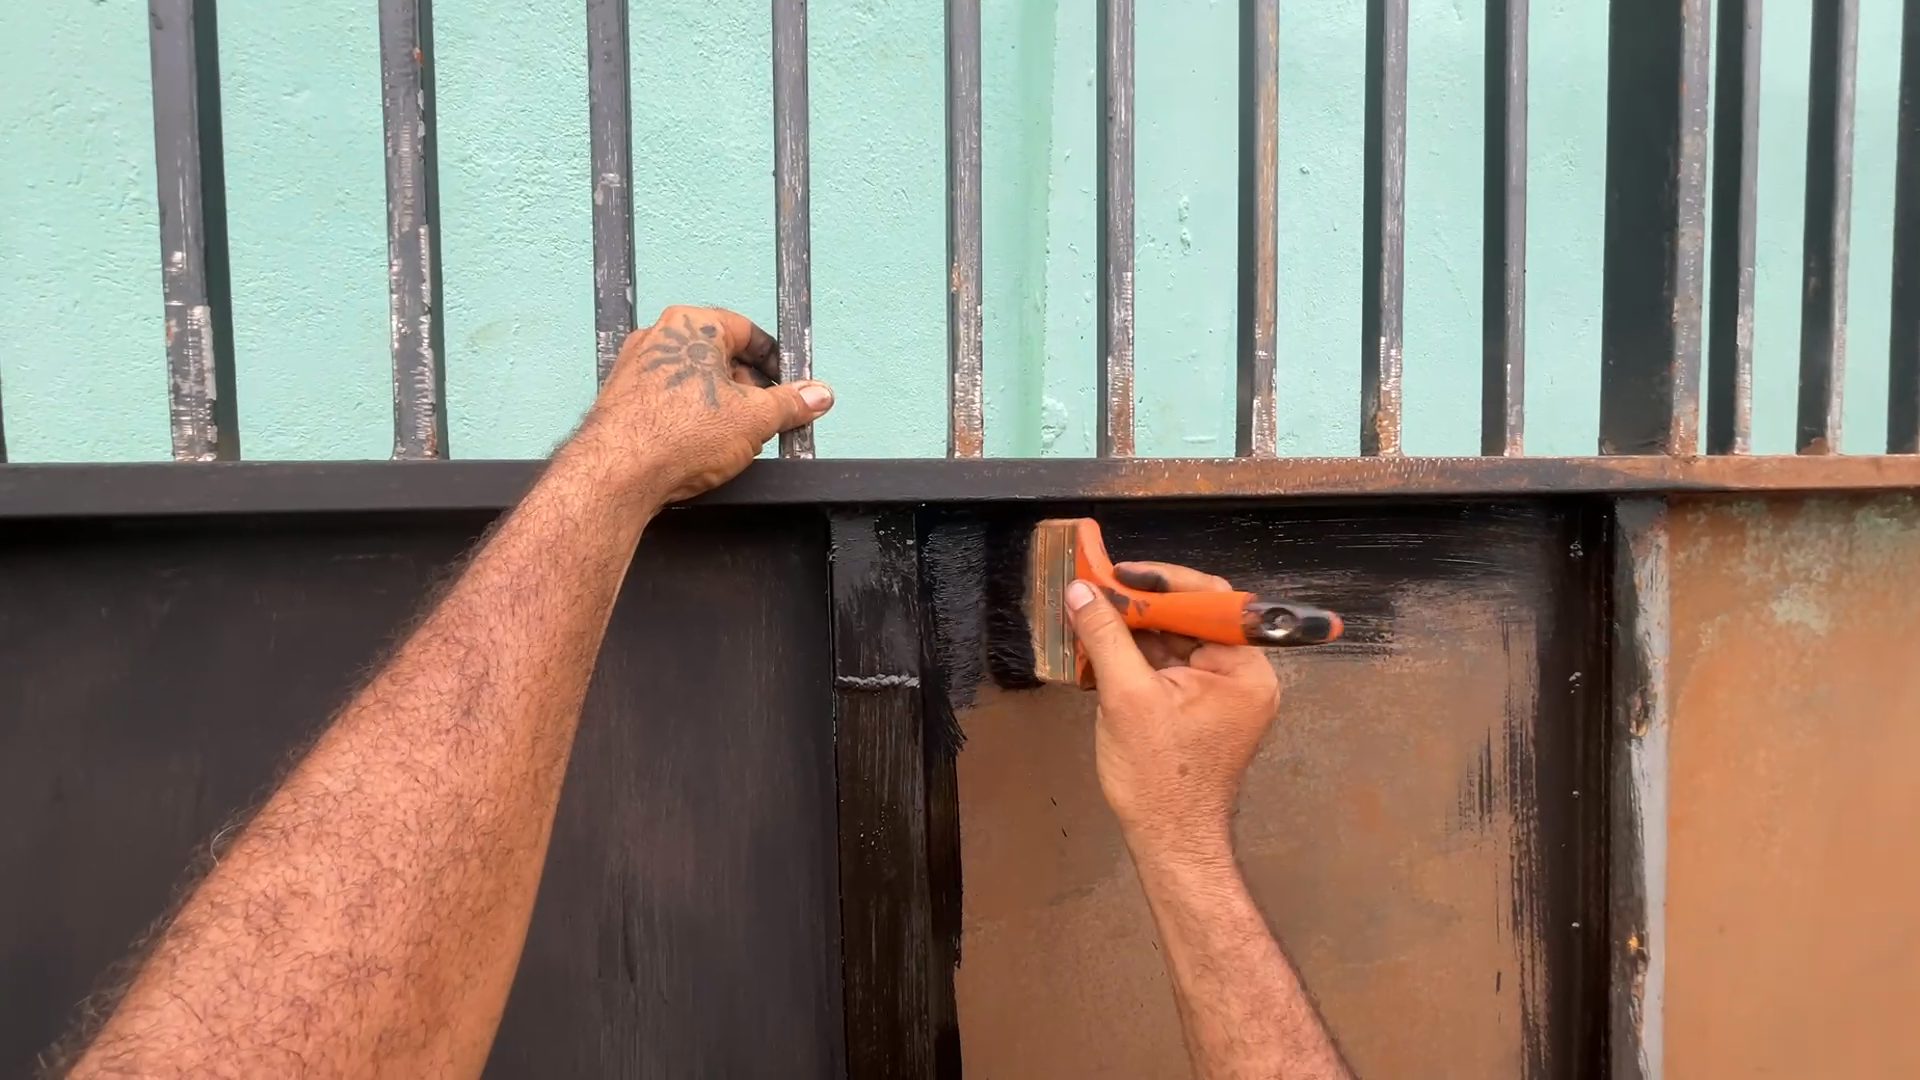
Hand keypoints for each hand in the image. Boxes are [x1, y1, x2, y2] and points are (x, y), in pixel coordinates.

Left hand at [579, 305, 832, 504]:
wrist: (620, 473)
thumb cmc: (676, 433)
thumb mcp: (756, 418)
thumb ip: (792, 404)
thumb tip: (818, 395)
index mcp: (692, 325)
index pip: (748, 332)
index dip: (776, 362)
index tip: (790, 385)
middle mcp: (659, 338)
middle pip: (722, 358)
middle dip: (750, 390)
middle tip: (768, 420)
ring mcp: (638, 369)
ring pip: (698, 382)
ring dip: (724, 408)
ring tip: (737, 441)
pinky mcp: (626, 400)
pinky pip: (673, 402)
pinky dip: (695, 420)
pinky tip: (705, 448)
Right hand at [1065, 562, 1281, 859]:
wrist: (1169, 842)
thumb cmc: (1159, 776)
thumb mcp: (1127, 697)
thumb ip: (1105, 636)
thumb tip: (1081, 591)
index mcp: (1243, 670)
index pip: (1210, 601)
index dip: (1162, 582)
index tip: (1117, 574)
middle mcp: (1237, 675)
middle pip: (1188, 619)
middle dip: (1139, 607)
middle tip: (1094, 592)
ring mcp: (1216, 692)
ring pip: (1171, 640)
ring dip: (1130, 631)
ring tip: (1088, 617)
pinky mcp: (1193, 706)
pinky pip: (1163, 665)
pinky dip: (1131, 656)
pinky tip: (1097, 649)